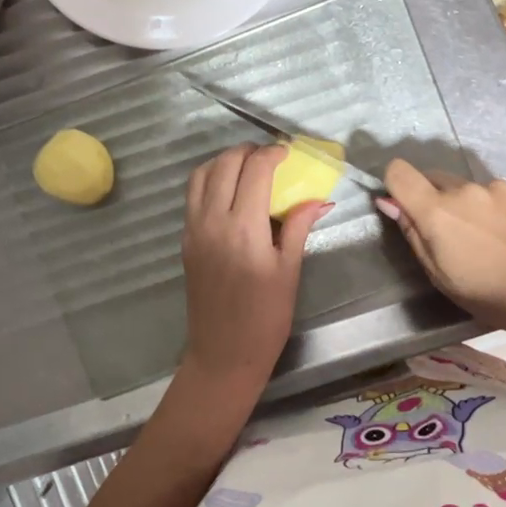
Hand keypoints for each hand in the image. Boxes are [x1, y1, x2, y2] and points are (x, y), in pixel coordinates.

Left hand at [181, 144, 330, 384]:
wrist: (224, 354)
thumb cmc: (266, 318)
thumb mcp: (289, 271)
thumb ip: (299, 228)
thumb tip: (319, 199)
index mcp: (244, 228)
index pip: (255, 170)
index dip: (272, 154)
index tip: (287, 153)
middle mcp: (212, 221)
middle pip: (224, 164)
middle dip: (247, 152)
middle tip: (269, 157)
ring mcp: (194, 230)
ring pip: (201, 175)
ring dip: (224, 162)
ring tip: (247, 168)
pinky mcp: (186, 241)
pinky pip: (193, 196)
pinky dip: (210, 181)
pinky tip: (230, 193)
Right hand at [377, 159, 505, 335]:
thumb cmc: (491, 297)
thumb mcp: (441, 277)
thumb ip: (413, 234)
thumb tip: (390, 203)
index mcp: (438, 211)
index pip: (400, 173)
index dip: (396, 185)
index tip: (403, 205)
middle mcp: (467, 189)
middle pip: (436, 180)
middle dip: (435, 201)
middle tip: (451, 237)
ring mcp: (500, 188)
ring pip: (470, 190)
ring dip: (470, 207)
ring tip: (490, 243)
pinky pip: (500, 195)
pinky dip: (499, 210)